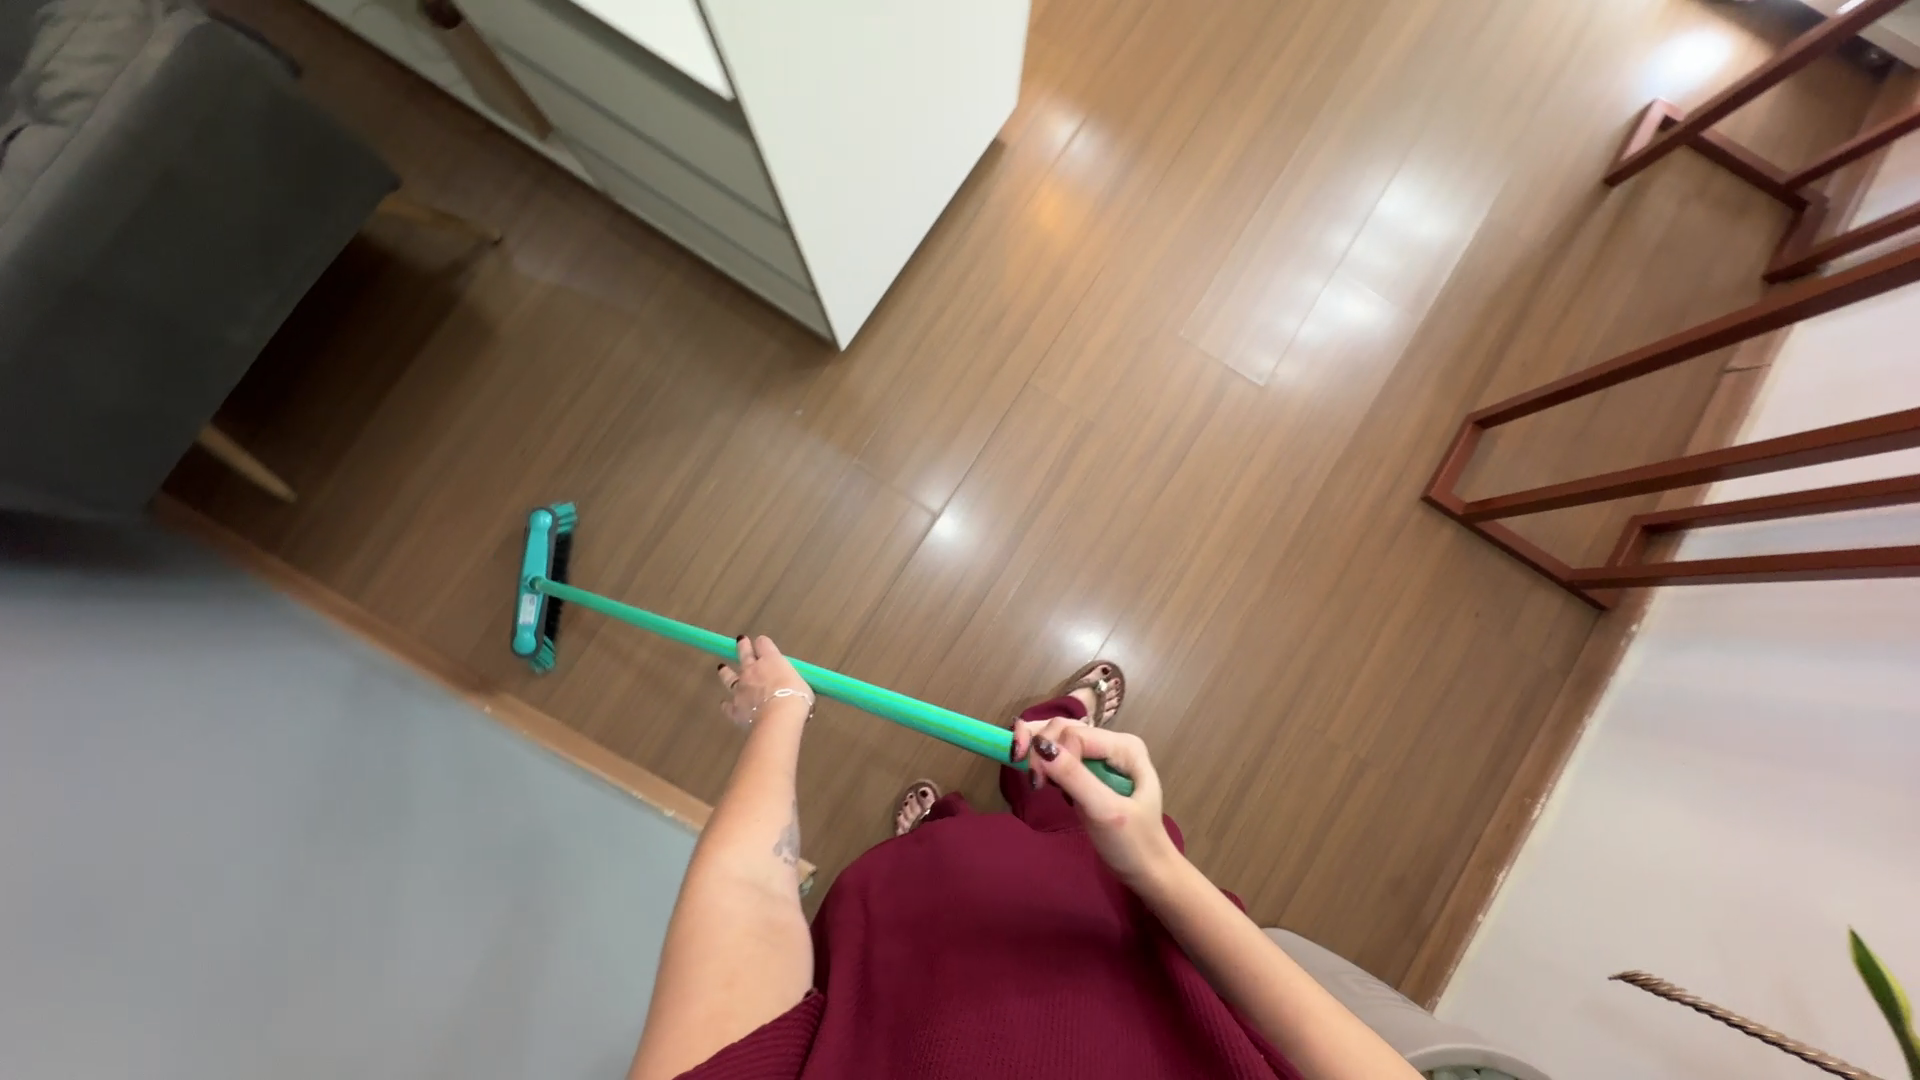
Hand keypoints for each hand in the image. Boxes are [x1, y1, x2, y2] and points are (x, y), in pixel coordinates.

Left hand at [716, 635, 813, 726]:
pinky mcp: (734, 708)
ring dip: (726, 673)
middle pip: (744, 654)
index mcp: (771, 661)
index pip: (764, 644)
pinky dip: (727, 704)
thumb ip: (795, 685)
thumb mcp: (803, 686)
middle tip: (740, 641)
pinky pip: (727, 705)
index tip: (763, 643)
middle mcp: (752, 670)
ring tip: (722, 668)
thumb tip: (797, 690)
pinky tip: (725, 704)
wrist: (778, 718)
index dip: (763, 643)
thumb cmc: (797, 698)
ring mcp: (741, 688)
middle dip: (742, 647)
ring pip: (729, 677)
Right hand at [1017, 719, 1181, 887]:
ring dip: (1038, 750)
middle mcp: (1112, 743)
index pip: (1075, 733)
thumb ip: (1075, 778)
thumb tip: (1040, 747)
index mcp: (1125, 746)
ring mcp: (1101, 755)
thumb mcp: (1105, 812)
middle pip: (1063, 727)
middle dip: (1039, 745)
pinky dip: (1045, 761)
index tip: (1038, 785)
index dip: (1052, 753)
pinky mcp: (1090, 770)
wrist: (1146, 871)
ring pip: (1058, 736)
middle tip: (1030, 779)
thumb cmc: (1133, 844)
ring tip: (1032, 777)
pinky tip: (1043, 779)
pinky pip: (1060, 753)